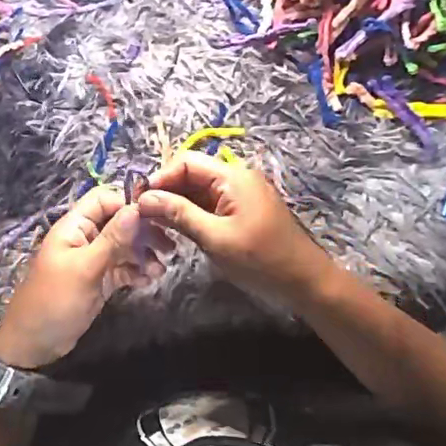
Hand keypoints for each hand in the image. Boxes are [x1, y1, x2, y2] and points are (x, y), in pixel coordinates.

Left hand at [0, 185, 169, 369]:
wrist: (34, 343)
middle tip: (168, 247)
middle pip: (118, 223)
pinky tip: (150, 279)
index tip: (156, 217)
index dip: (129, 205)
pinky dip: (137, 271)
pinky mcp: (99, 280)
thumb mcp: (85, 268)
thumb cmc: (54, 300)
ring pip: (123, 246)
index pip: (104, 200)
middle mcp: (84, 238)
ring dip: (144, 254)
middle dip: (143, 232)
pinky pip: (122, 267)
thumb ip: (111, 239)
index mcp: (74, 226)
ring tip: (161, 268)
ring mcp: (92, 259)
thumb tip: (135, 208)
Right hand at [135, 151, 336, 307]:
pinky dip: (191, 214)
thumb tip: (144, 198)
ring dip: (176, 205)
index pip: (186, 162)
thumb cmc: (261, 260)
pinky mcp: (241, 210)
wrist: (305, 282)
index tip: (139, 202)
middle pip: (191, 174)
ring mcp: (240, 194)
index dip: (160, 179)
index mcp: (233, 177)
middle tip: (142, 216)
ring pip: (198, 190)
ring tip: (154, 225)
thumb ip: (179, 214)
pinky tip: (176, 230)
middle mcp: (236, 178)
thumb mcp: (215, 238)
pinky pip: (209, 204)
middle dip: (166, 192)